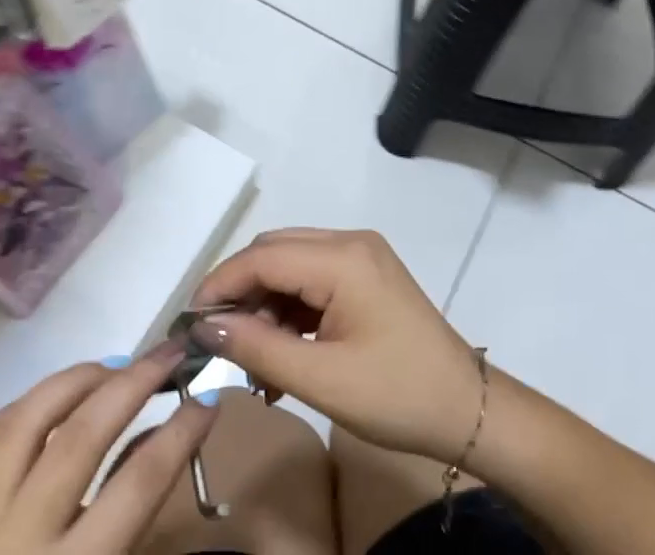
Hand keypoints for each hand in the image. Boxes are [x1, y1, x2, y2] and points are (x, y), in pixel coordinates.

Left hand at [0, 343, 216, 554]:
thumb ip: (134, 512)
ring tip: (115, 364)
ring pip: (24, 422)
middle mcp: (20, 536)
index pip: (138, 483)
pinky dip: (26, 404)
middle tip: (169, 354)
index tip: (207, 397)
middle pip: (80, 438)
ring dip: (76, 381)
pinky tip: (56, 394)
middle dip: (133, 384)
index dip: (179, 433)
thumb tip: (163, 434)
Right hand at [190, 228, 481, 461]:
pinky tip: (279, 357)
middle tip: (217, 344)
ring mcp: (363, 259)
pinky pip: (313, 283)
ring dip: (265, 308)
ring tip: (252, 363)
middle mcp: (352, 244)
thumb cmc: (396, 394)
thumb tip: (203, 327)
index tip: (188, 326)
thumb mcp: (319, 378)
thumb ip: (256, 347)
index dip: (220, 286)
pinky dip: (290, 313)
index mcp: (343, 259)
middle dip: (241, 295)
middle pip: (275, 253)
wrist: (466, 410)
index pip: (262, 256)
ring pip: (291, 268)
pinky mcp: (368, 280)